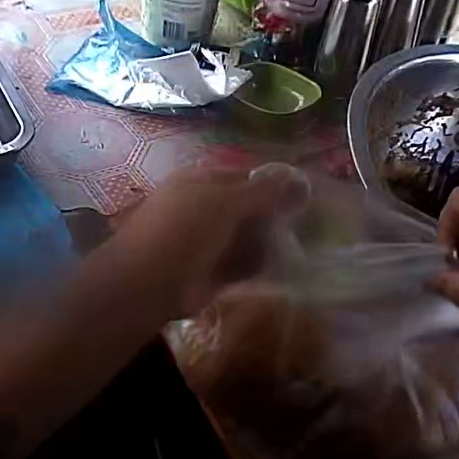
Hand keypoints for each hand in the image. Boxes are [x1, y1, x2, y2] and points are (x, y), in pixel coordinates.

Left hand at [99, 167, 303, 319]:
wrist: (149, 283)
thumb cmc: (184, 230)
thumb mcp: (226, 201)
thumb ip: (263, 191)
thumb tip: (297, 178)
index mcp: (200, 181)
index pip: (244, 176)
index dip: (273, 184)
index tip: (304, 195)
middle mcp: (203, 209)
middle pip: (247, 209)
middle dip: (274, 216)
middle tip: (308, 224)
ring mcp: (206, 243)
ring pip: (246, 238)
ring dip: (270, 243)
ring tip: (302, 247)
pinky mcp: (211, 273)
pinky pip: (243, 267)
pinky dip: (261, 268)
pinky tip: (285, 270)